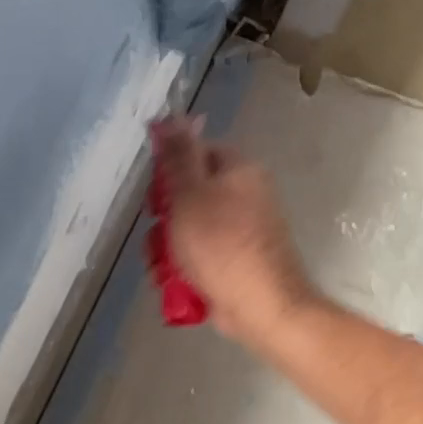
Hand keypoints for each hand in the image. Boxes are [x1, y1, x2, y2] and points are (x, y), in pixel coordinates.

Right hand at [149, 115, 319, 344]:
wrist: (264, 307)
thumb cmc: (222, 247)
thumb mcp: (190, 195)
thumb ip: (178, 156)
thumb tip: (172, 115)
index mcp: (239, 169)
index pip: (193, 153)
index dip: (168, 175)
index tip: (158, 200)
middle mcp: (245, 194)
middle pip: (188, 192)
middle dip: (166, 219)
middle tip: (162, 238)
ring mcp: (242, 229)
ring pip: (189, 227)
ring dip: (169, 248)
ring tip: (167, 268)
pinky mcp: (237, 259)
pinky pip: (201, 253)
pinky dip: (185, 267)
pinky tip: (178, 283)